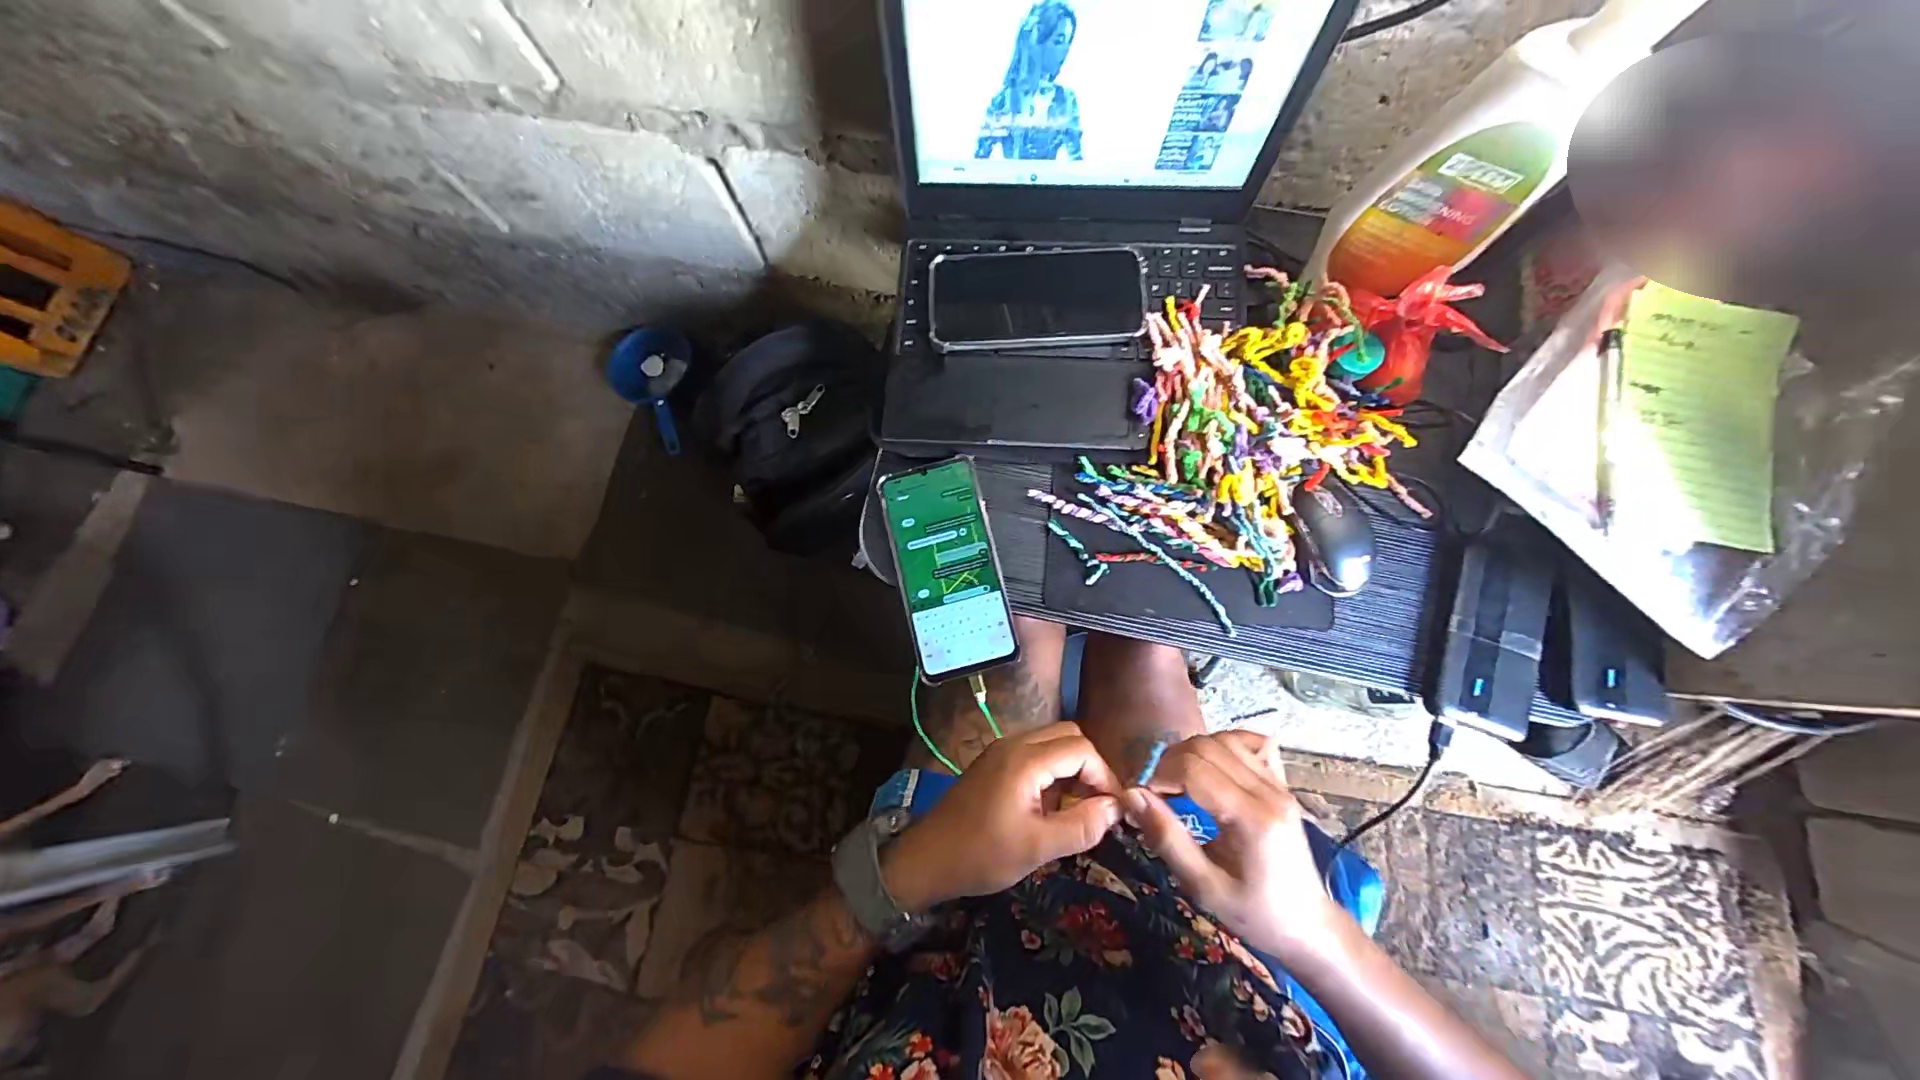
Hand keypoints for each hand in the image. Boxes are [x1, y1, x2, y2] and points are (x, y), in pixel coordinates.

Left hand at [883, 722, 1122, 911]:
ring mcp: (1001, 750)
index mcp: (1024, 760)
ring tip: (1077, 809)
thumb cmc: (982, 854)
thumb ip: (1081, 826)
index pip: (1081, 749)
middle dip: (1090, 767)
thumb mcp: (1038, 848)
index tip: (1114, 810)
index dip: (1104, 776)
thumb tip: (1116, 809)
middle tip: (1097, 805)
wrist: (927, 858)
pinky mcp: (994, 762)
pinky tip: (1051, 805)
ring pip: (1052, 742)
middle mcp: (1013, 744)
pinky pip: (1034, 753)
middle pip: (1068, 736)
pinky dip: (1052, 771)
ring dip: (1071, 769)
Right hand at [1123, 731, 1351, 962]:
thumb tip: (1132, 795)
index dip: (1159, 776)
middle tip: (1159, 793)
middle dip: (1170, 762)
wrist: (1308, 926)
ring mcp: (1279, 784)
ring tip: (1180, 782)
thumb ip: (1166, 838)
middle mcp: (1269, 792)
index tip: (1145, 799)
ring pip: (1225, 739)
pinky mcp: (1282, 783)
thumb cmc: (1254, 914)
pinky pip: (1251, 742)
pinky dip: (1224, 744)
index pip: (1194, 769)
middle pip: (1206, 746)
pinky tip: (1212, 766)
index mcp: (1252, 819)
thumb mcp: (1202, 887)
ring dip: (1192, 752)